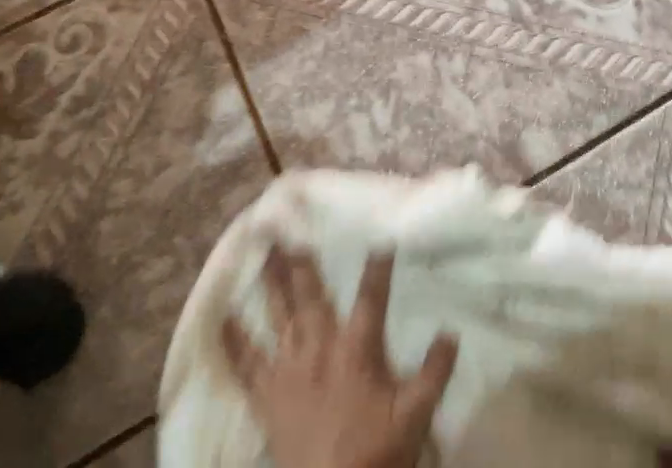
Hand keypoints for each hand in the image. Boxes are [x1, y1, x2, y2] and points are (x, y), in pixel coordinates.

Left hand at [222, 246, 458, 467]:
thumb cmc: (377, 450)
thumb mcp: (416, 414)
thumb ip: (435, 372)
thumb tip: (451, 332)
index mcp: (357, 349)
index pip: (372, 297)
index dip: (377, 266)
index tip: (380, 236)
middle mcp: (319, 348)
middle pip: (310, 294)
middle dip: (301, 259)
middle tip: (288, 226)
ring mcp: (287, 369)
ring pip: (277, 315)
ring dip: (269, 282)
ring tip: (261, 251)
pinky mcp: (265, 394)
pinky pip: (244, 362)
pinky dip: (232, 339)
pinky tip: (221, 317)